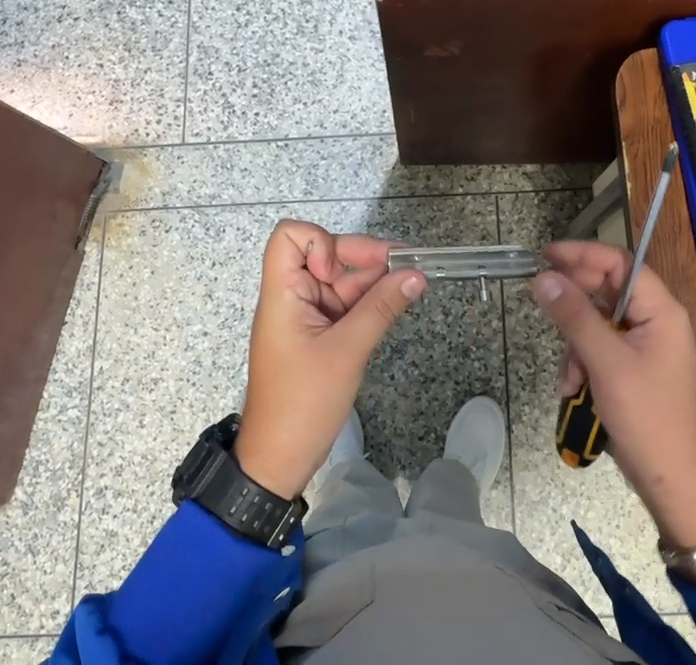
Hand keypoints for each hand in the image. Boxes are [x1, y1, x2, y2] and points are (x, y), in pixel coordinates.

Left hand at [234, 221, 426, 499]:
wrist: (280, 459)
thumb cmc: (303, 403)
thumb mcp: (346, 352)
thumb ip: (381, 309)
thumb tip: (415, 275)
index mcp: (282, 294)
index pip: (290, 237)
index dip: (321, 242)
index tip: (341, 274)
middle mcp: (292, 296)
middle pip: (325, 254)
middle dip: (364, 256)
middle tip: (407, 264)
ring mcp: (306, 316)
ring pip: (341, 279)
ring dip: (374, 279)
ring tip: (413, 281)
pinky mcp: (319, 334)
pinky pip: (346, 305)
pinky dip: (371, 301)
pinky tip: (397, 302)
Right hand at [533, 241, 695, 578]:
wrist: (669, 479)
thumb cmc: (645, 417)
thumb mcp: (605, 363)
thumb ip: (574, 316)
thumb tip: (542, 278)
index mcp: (661, 310)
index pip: (620, 262)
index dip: (582, 255)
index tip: (544, 256)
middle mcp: (655, 320)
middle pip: (606, 289)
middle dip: (574, 306)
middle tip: (543, 308)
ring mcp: (644, 344)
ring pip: (596, 320)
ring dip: (574, 342)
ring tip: (569, 377)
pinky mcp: (632, 366)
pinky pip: (598, 346)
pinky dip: (581, 361)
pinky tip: (573, 388)